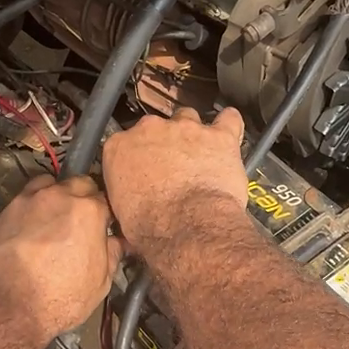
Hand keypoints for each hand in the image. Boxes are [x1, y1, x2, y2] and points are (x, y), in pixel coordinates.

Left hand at [0, 175, 121, 341]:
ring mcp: (29, 201)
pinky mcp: (5, 212)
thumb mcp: (101, 282)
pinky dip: (32, 209)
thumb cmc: (58, 299)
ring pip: (48, 184)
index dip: (107, 215)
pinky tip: (32, 231)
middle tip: (82, 223)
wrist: (10, 308)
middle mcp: (58, 197)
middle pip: (78, 183)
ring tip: (55, 221)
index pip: (106, 199)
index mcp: (89, 211)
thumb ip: (112, 254)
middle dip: (83, 198)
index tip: (105, 227)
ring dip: (56, 197)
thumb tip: (117, 242)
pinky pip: (24, 200)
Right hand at [102, 107, 248, 251]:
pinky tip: (228, 137)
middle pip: (157, 128)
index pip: (123, 142)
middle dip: (164, 146)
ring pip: (189, 121)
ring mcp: (186, 129)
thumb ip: (125, 194)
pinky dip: (229, 127)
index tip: (141, 170)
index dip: (136, 158)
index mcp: (120, 148)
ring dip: (193, 137)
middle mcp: (151, 130)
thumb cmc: (153, 226)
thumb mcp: (122, 213)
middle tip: (172, 171)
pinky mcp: (218, 137)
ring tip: (199, 159)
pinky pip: (228, 120)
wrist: (187, 228)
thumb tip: (132, 202)